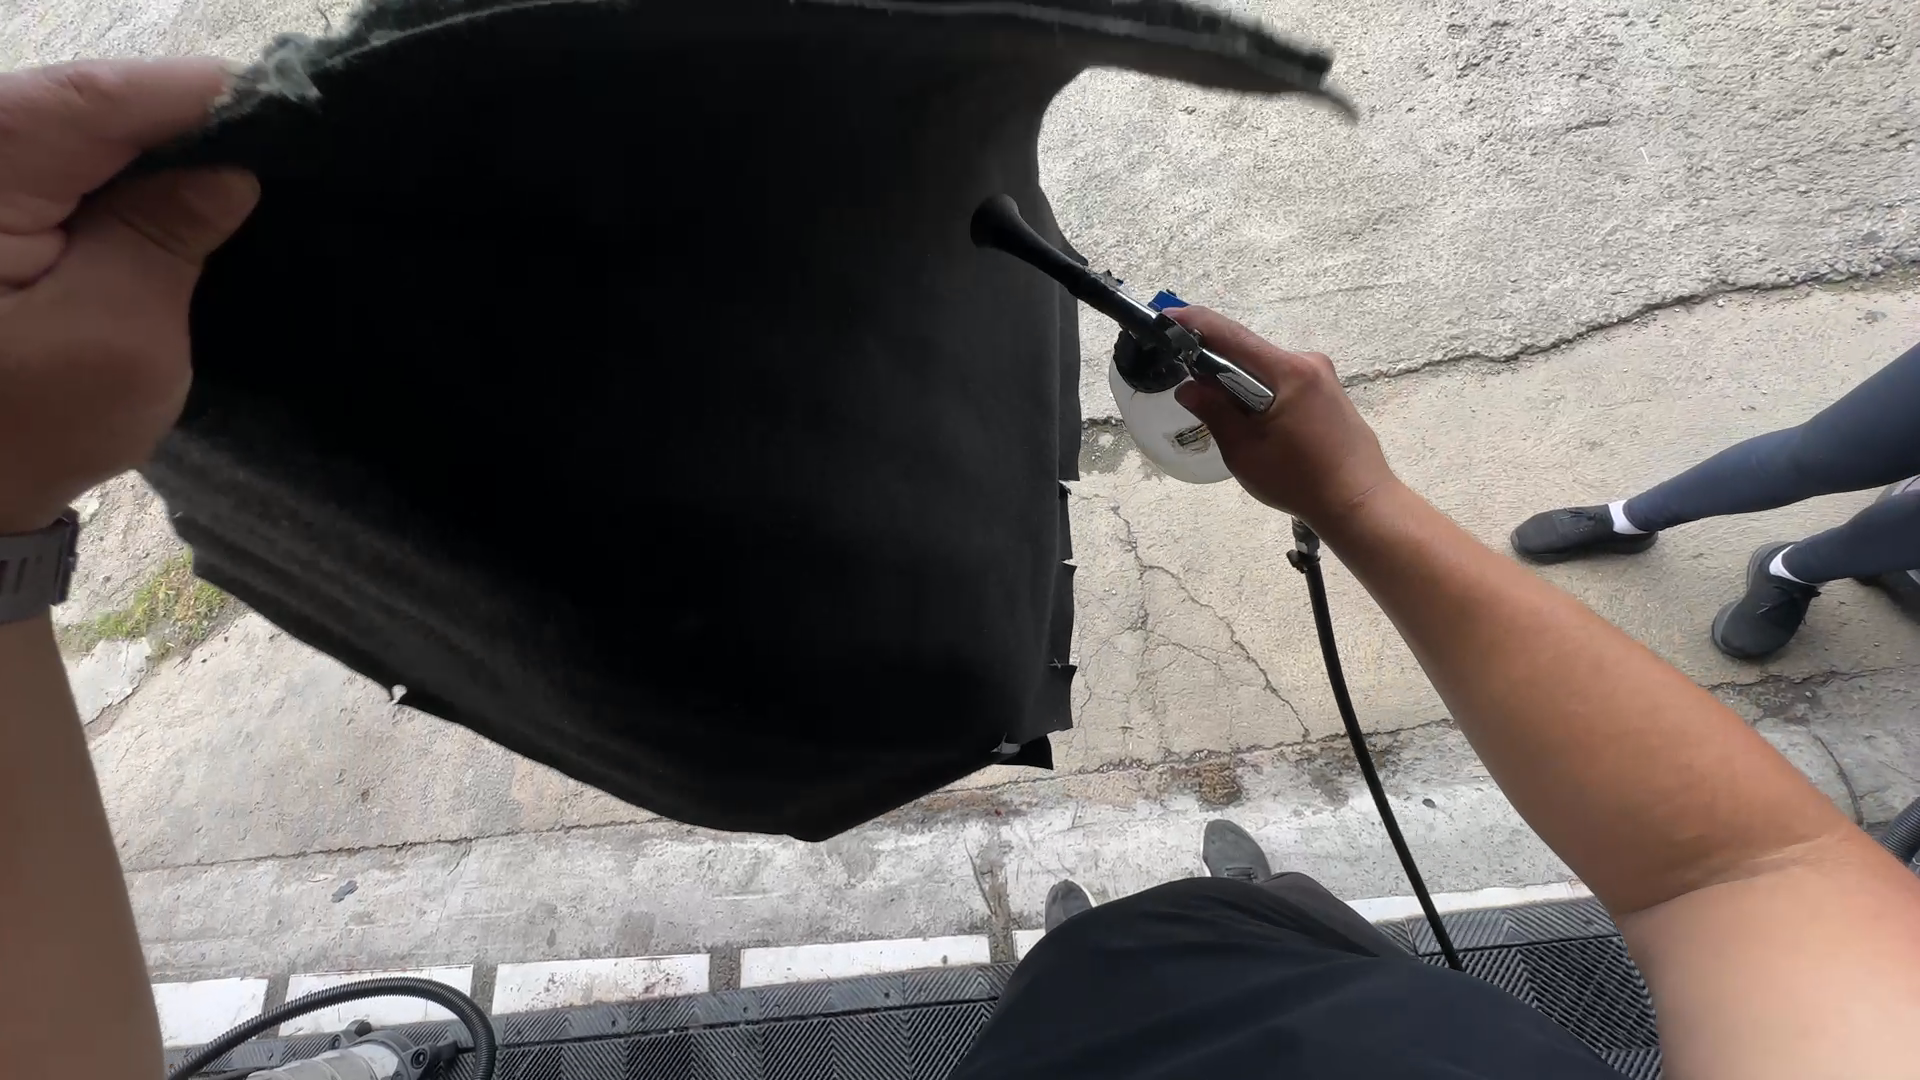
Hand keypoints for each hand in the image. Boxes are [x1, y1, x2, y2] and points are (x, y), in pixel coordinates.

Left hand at [0, 59, 258, 534]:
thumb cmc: (25, 425)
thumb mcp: (116, 336)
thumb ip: (161, 239)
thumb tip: (225, 173)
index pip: (75, 106)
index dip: (178, 94)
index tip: (266, 90)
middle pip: (57, 105)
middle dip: (164, 109)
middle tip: (266, 118)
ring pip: (49, 130)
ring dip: (141, 137)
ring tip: (233, 144)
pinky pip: (35, 165)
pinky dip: (111, 167)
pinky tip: (172, 177)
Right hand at [1169, 306, 1396, 530]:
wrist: (1359, 501)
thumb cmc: (1298, 480)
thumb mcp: (1243, 450)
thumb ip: (1214, 412)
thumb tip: (1188, 387)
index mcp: (1287, 372)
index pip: (1230, 336)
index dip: (1195, 324)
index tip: (1166, 318)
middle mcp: (1306, 363)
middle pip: (1247, 352)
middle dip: (1214, 364)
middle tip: (1187, 386)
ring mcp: (1321, 376)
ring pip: (1264, 369)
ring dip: (1237, 385)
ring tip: (1224, 419)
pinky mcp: (1326, 392)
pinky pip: (1281, 382)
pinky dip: (1259, 394)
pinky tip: (1254, 424)